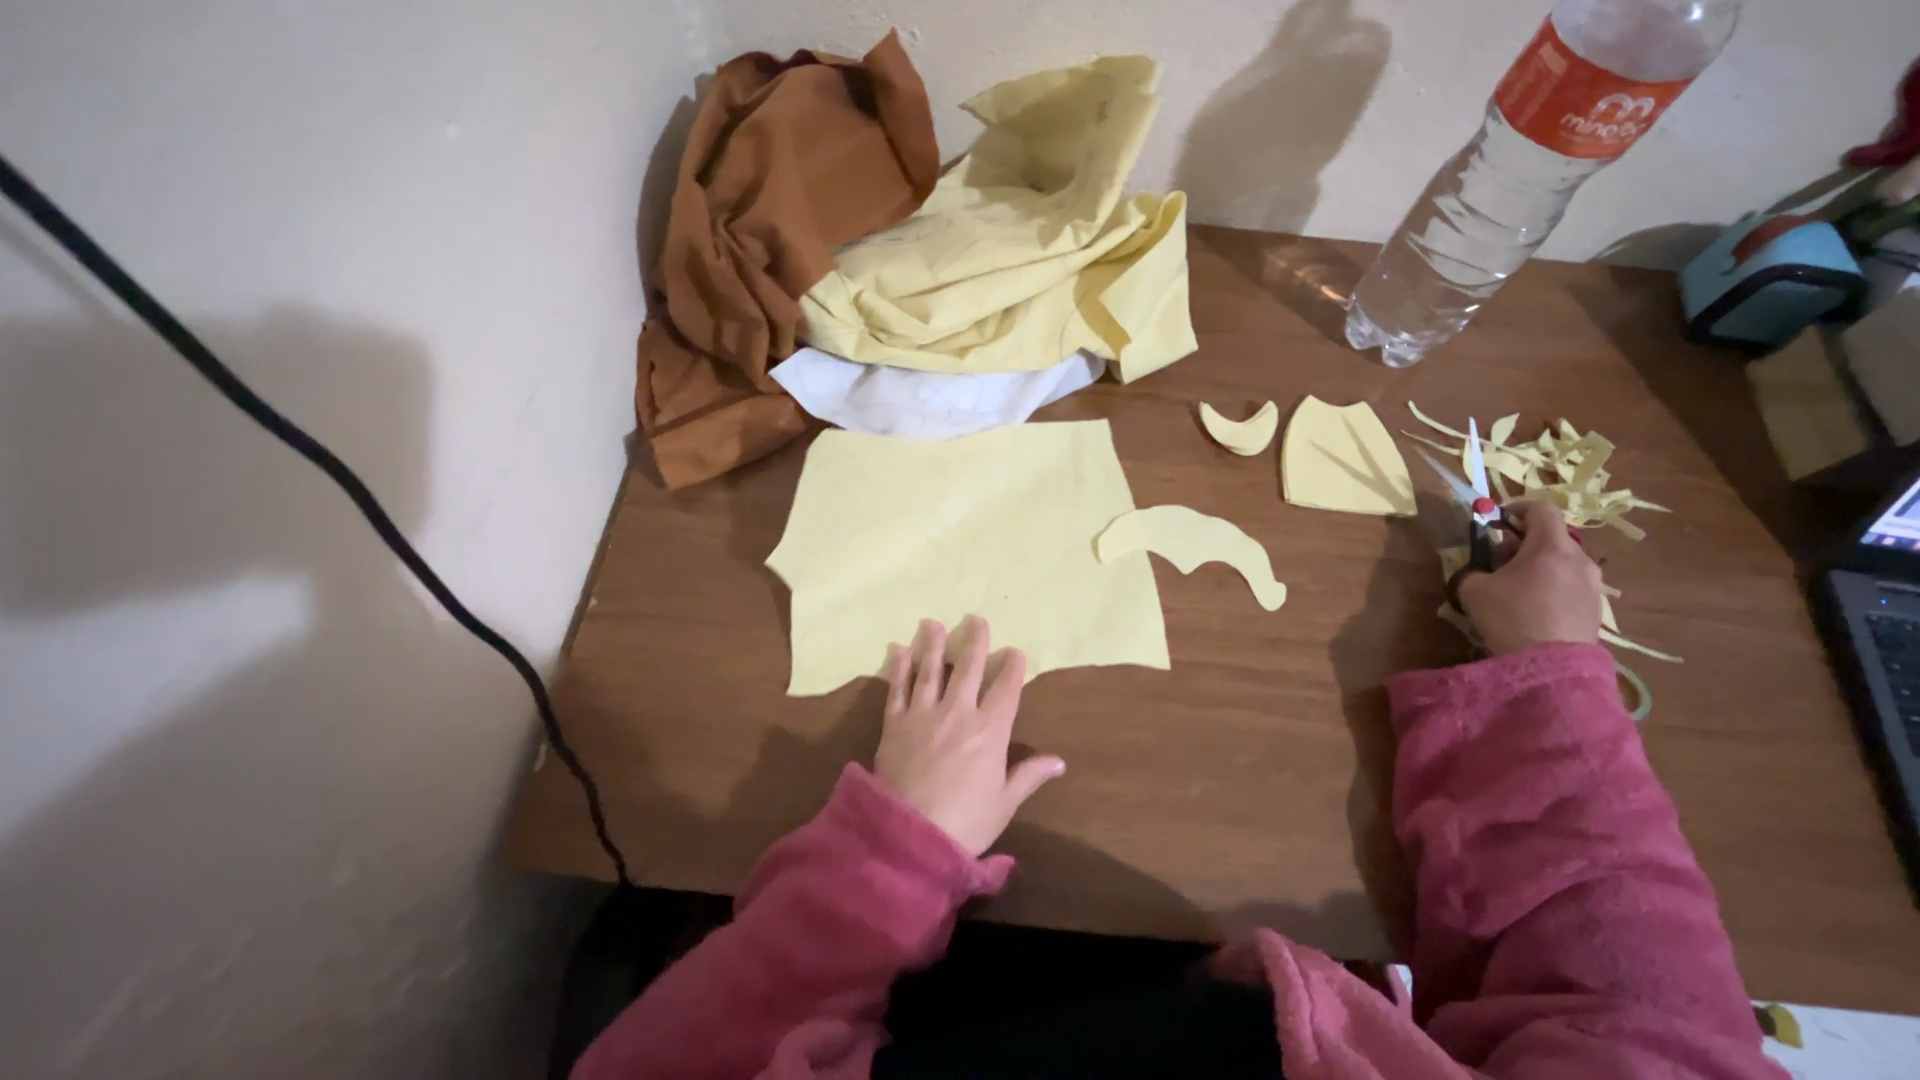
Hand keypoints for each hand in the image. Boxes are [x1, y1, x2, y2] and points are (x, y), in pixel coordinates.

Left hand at [873, 617, 1064, 856]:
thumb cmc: (965, 822)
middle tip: (976, 620)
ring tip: (933, 623)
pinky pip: (897, 689)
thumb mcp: (1004, 803)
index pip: (1006, 690)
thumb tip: (1059, 761)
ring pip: (929, 671)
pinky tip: (899, 650)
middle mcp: (958, 714)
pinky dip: (899, 668)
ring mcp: (923, 715)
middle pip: (967, 669)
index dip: (1012, 668)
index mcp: (990, 732)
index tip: (1015, 651)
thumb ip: (1029, 776)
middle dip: (975, 643)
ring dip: (932, 645)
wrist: (909, 834)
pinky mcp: (894, 724)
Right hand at [1458, 501, 1602, 655]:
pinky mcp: (1596, 608)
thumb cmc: (1510, 617)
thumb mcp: (1473, 590)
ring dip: (1539, 566)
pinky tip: (1533, 610)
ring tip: (1516, 589)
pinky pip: (1570, 585)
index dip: (1517, 508)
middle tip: (1498, 561)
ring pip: (1562, 562)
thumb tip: (1478, 572)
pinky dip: (1551, 587)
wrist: (1550, 666)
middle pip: (1552, 537)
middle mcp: (1579, 558)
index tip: (1497, 518)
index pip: (1541, 509)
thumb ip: (1473, 571)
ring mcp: (1592, 584)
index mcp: (1550, 546)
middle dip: (1523, 542)